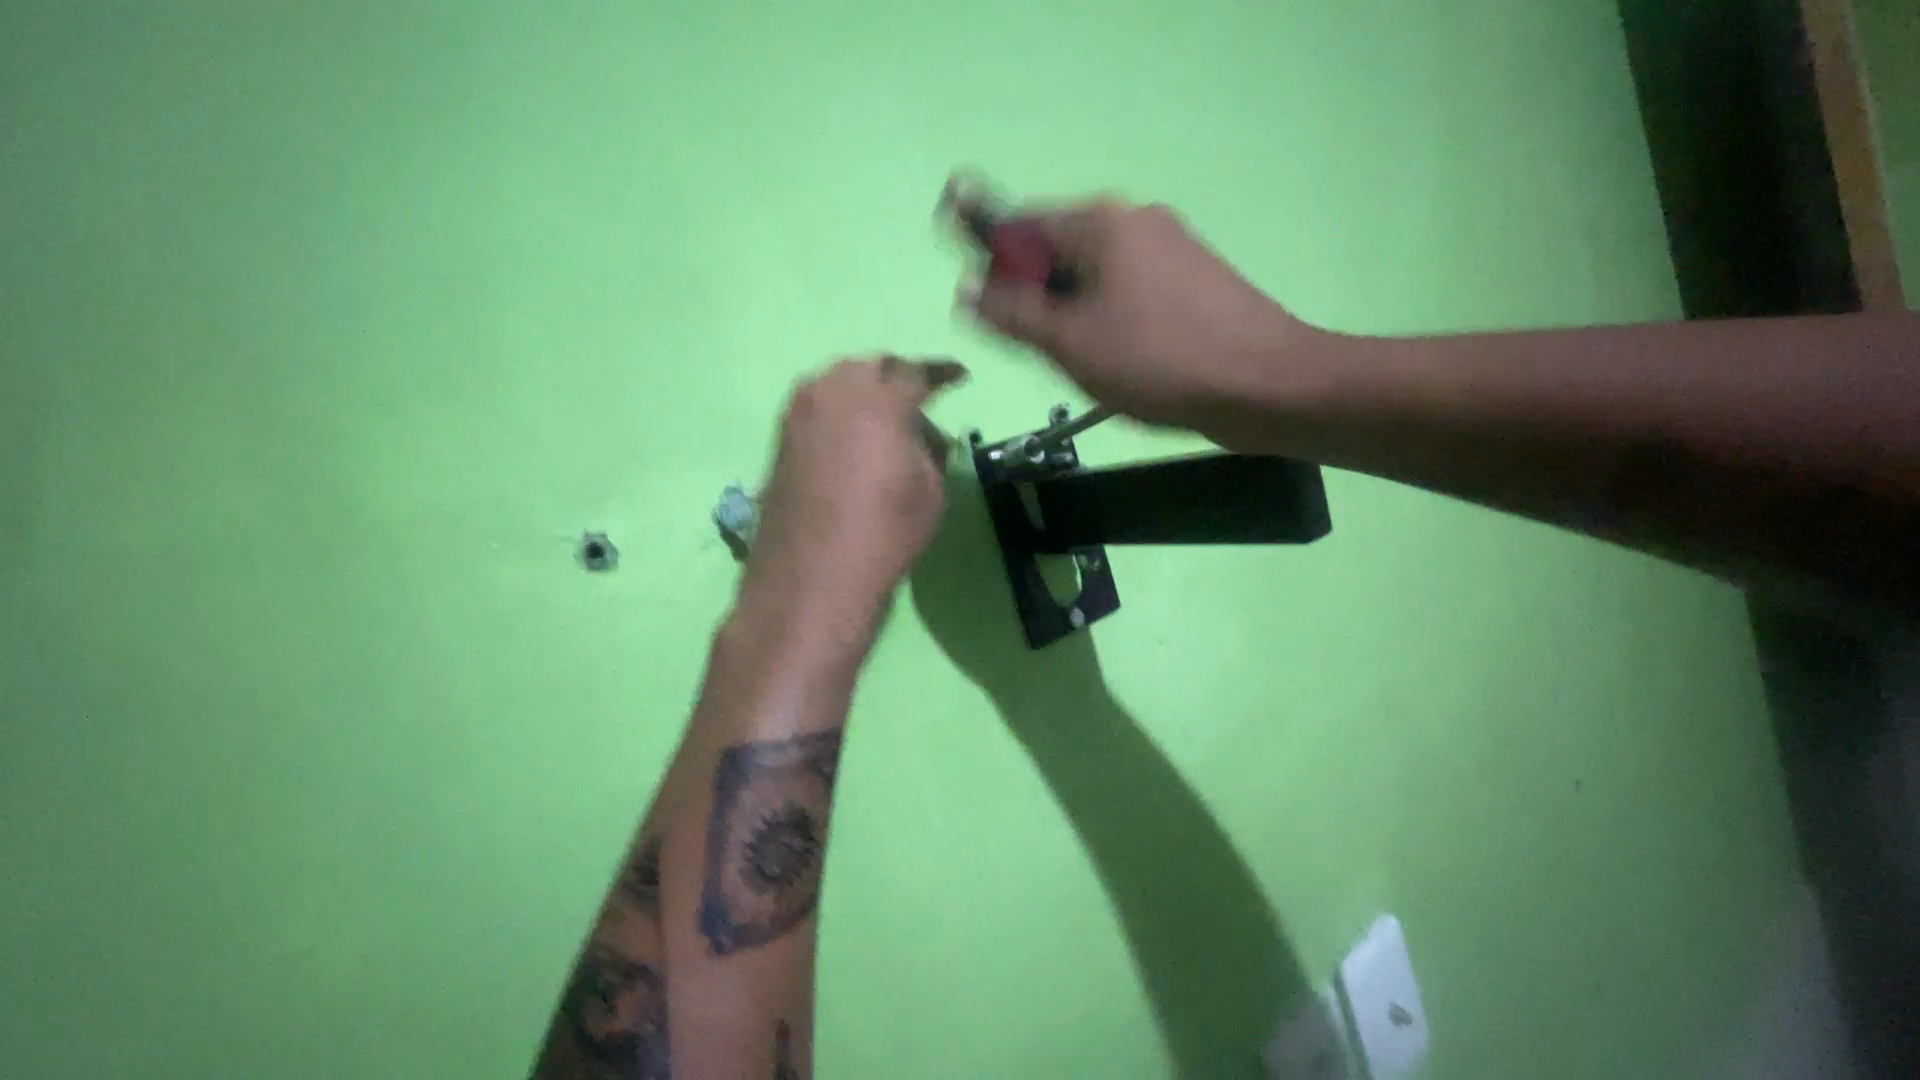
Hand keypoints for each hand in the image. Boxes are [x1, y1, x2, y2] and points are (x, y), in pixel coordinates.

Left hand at [736, 356, 965, 653]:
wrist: (812, 575)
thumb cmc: (885, 533)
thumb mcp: (931, 491)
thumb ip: (930, 449)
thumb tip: (922, 434)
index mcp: (880, 400)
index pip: (917, 371)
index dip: (942, 372)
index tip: (958, 377)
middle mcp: (834, 392)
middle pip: (872, 367)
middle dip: (897, 377)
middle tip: (916, 400)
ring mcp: (800, 412)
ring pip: (837, 382)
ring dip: (862, 392)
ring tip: (882, 420)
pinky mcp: (780, 436)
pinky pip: (816, 406)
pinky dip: (837, 411)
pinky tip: (851, 439)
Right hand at [957, 191, 1327, 441]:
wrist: (1266, 385)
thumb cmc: (1158, 360)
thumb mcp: (1069, 343)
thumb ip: (1011, 314)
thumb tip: (967, 289)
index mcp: (1100, 221)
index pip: (1018, 225)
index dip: (990, 264)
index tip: (987, 313)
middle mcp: (1135, 219)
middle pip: (1057, 251)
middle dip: (1036, 298)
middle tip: (1042, 352)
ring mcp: (1171, 247)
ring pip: (1093, 277)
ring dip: (1073, 315)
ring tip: (1087, 365)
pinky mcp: (1194, 280)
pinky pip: (1129, 292)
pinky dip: (1110, 320)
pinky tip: (1124, 362)